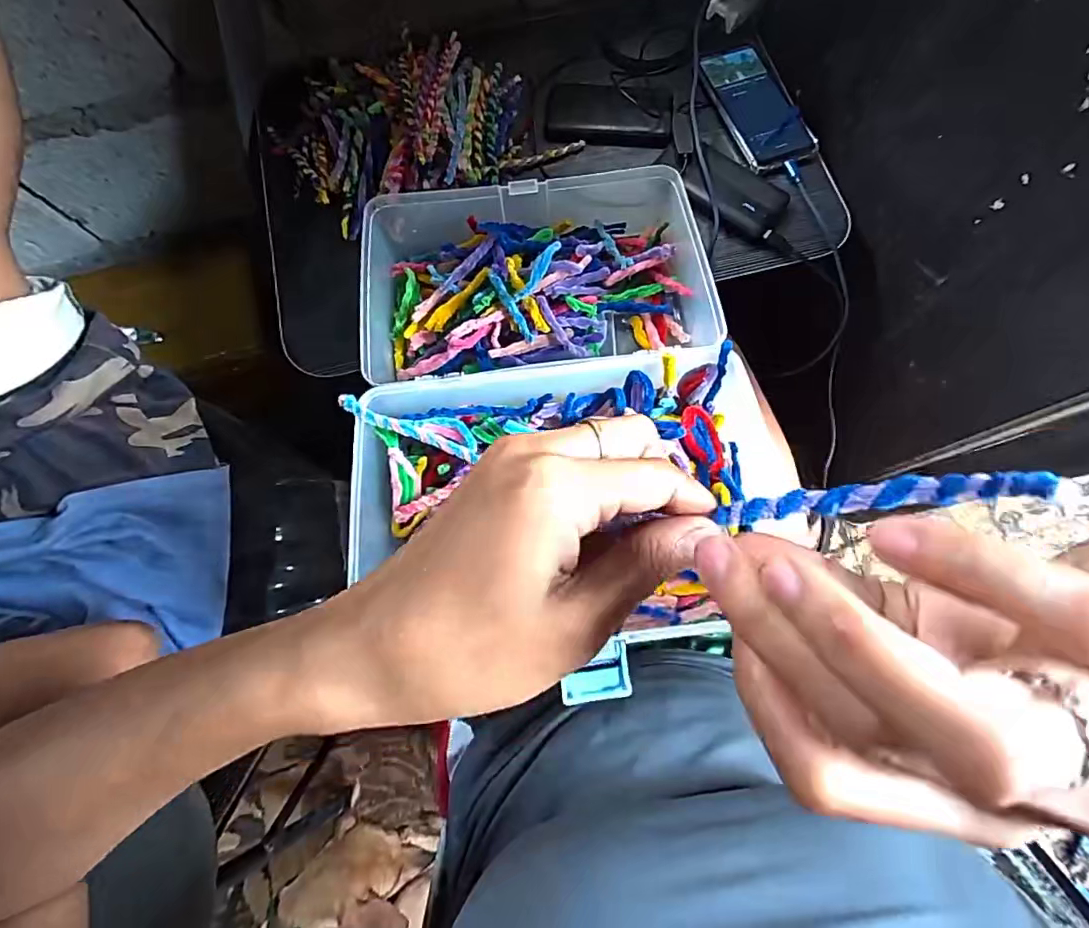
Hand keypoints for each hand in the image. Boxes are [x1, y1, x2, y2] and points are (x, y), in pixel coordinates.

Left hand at [313, 414, 720, 728]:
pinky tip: (590, 539)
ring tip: (633, 549)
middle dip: (662, 481)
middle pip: (628, 435)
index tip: (717, 544)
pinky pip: (565, 457)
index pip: (654, 474)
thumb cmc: (471, 653)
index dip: (694, 506)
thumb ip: (643, 568)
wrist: (371, 647)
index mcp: (556, 484)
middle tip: (669, 547)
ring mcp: (509, 452)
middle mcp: (535, 448)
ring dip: (628, 480)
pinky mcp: (495, 468)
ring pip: (598, 441)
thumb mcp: (572, 625)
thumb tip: (705, 533)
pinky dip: (594, 483)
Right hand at [699, 518, 1088, 844]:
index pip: (835, 777)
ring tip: (776, 553)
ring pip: (968, 726)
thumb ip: (839, 611)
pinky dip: (958, 565)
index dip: (763, 699)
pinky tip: (892, 532)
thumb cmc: (1038, 641)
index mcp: (964, 795)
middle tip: (727, 561)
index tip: (724, 622)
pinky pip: (1051, 614)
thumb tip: (743, 561)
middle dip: (780, 638)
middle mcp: (1031, 796)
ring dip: (845, 626)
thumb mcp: (926, 634)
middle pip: (880, 740)